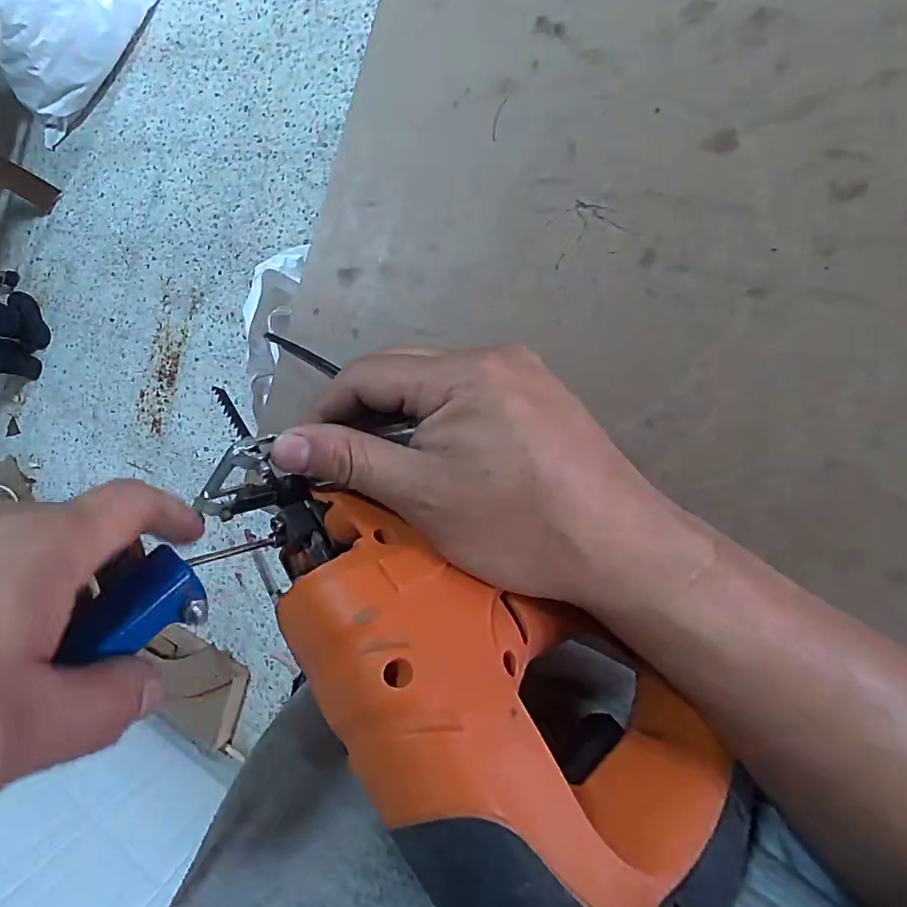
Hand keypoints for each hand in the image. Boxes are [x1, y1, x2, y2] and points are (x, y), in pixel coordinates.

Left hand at [0, 481, 202, 830]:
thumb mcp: (25, 731)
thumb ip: (110, 704)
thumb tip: (146, 678)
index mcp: (41, 549)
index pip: (131, 502)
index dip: (174, 516)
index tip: (195, 545)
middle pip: (87, 548)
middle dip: (116, 604)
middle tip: (103, 677)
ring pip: (34, 580)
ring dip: (58, 631)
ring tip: (26, 709)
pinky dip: (9, 634)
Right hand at [270, 346, 718, 615]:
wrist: (622, 550)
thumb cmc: (517, 526)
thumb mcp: (421, 494)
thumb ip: (350, 460)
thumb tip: (284, 444)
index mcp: (462, 370)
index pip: (367, 373)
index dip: (325, 410)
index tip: (303, 451)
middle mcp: (494, 356)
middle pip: (402, 372)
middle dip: (361, 412)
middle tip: (338, 459)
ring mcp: (525, 375)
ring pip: (436, 385)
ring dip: (400, 418)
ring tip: (383, 462)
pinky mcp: (542, 400)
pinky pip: (470, 398)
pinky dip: (438, 422)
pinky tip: (438, 457)